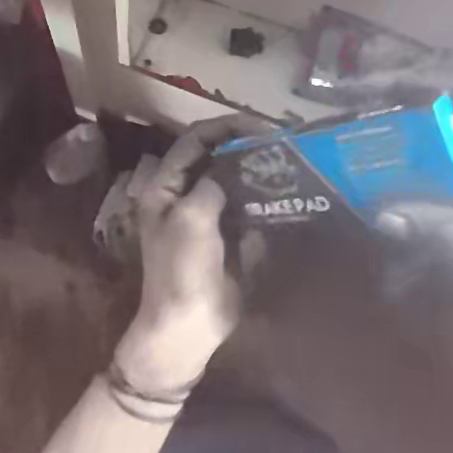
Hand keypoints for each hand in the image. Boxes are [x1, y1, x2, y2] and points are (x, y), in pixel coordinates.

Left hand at [112, 116, 264, 391]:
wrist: (187, 326)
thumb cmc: (181, 270)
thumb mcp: (192, 219)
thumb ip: (212, 183)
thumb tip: (236, 165)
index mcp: (165, 186)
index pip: (194, 141)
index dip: (225, 127)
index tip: (261, 126)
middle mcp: (183, 194)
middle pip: (215, 156)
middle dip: (245, 145)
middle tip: (281, 141)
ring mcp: (205, 214)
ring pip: (232, 179)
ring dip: (255, 168)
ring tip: (288, 159)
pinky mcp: (225, 234)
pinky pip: (244, 205)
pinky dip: (261, 195)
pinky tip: (284, 190)